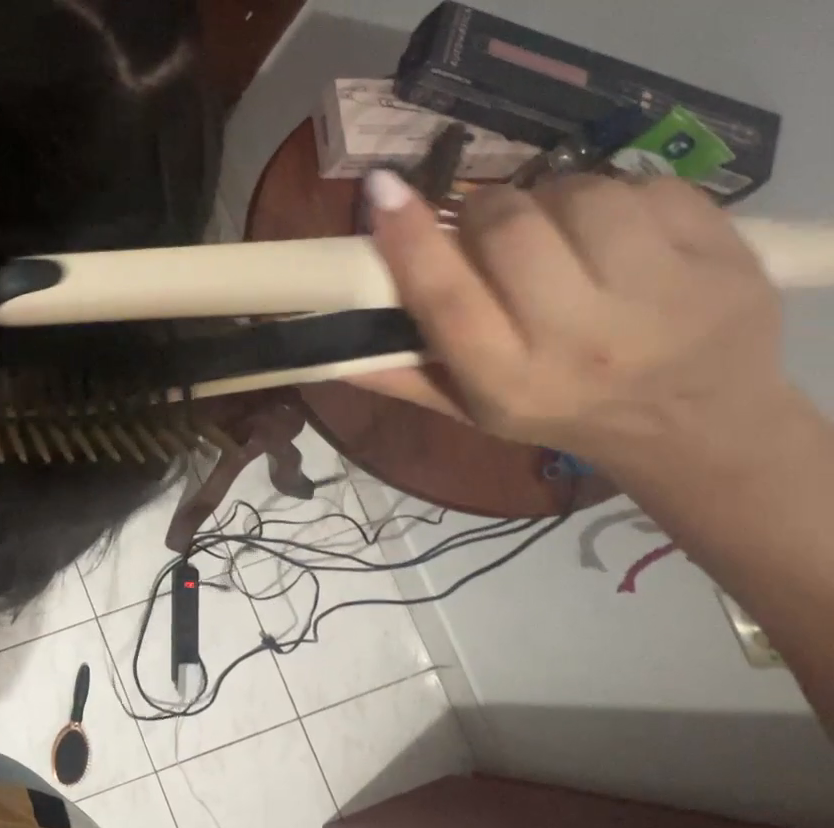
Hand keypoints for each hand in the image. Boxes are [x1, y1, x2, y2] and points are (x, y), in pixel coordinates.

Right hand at [354, 170, 790, 468]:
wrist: (696, 422)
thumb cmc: (559, 414)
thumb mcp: (471, 410)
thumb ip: (401, 377)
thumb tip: (322, 351)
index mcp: (509, 380)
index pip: (448, 299)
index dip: (409, 239)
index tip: (381, 190)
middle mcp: (582, 339)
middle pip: (512, 231)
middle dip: (485, 210)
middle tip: (483, 223)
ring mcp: (663, 295)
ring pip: (581, 197)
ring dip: (551, 198)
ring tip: (553, 227)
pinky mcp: (724, 257)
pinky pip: (649, 186)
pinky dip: (615, 193)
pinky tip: (612, 227)